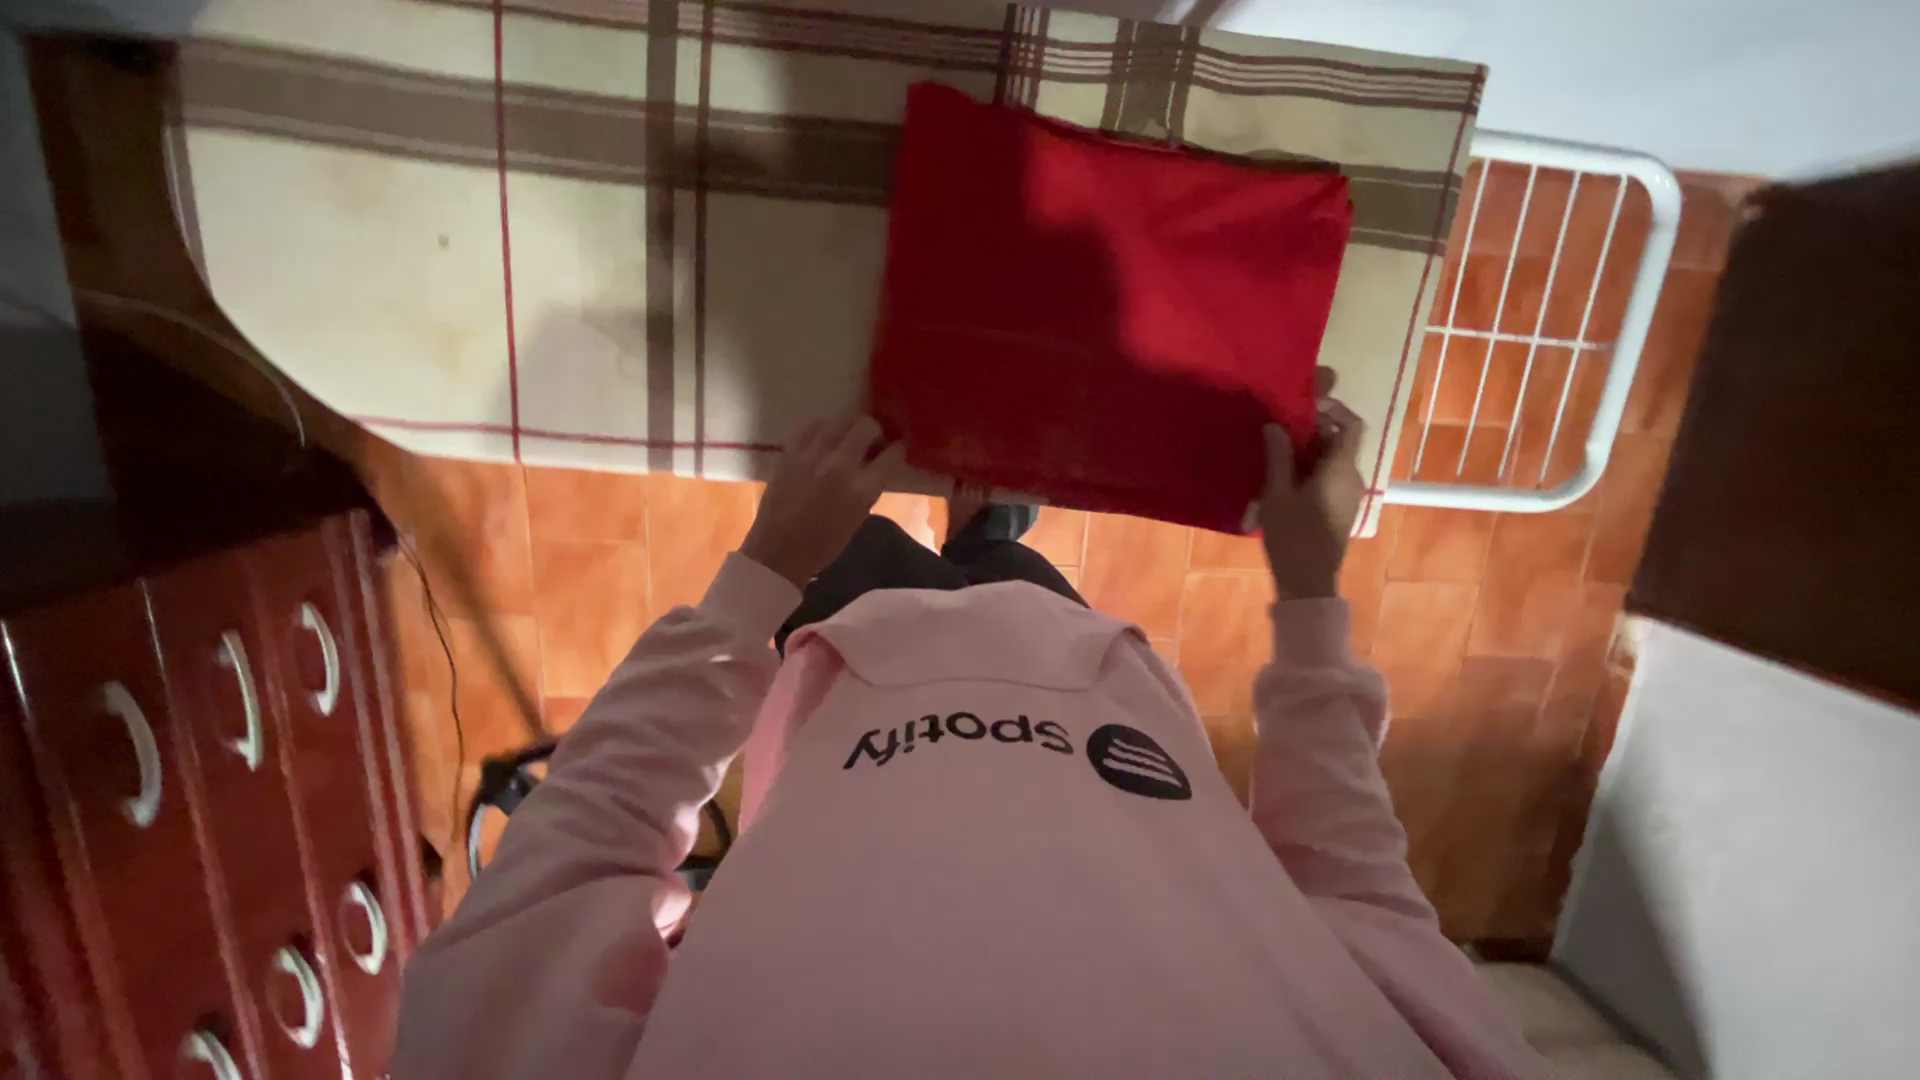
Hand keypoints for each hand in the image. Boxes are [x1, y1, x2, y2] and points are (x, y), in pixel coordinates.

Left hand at [741, 415, 904, 587]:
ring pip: (840, 419)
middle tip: (872, 441)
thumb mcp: (858, 520)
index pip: (891, 455)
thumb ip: (870, 490)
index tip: (897, 449)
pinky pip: (811, 427)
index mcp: (860, 489)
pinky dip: (822, 429)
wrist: (778, 552)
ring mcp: (812, 455)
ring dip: (849, 426)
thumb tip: (876, 467)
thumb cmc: (823, 545)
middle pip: (867, 426)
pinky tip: (823, 439)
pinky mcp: (790, 453)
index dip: (898, 449)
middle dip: (875, 431)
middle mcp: (839, 465)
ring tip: (848, 437)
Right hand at [1258, 370, 1366, 599]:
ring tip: (1277, 455)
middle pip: (1341, 442)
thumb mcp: (1277, 494)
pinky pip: (1331, 478)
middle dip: (1313, 431)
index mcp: (1341, 469)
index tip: (1305, 406)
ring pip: (1334, 461)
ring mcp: (1350, 495)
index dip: (1333, 409)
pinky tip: (1286, 480)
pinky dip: (1313, 470)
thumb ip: (1278, 457)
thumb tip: (1275, 426)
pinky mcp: (1342, 509)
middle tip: (1280, 431)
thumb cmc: (1292, 536)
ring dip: (1310, 452)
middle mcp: (1353, 477)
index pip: (1351, 425)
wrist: (1308, 582)